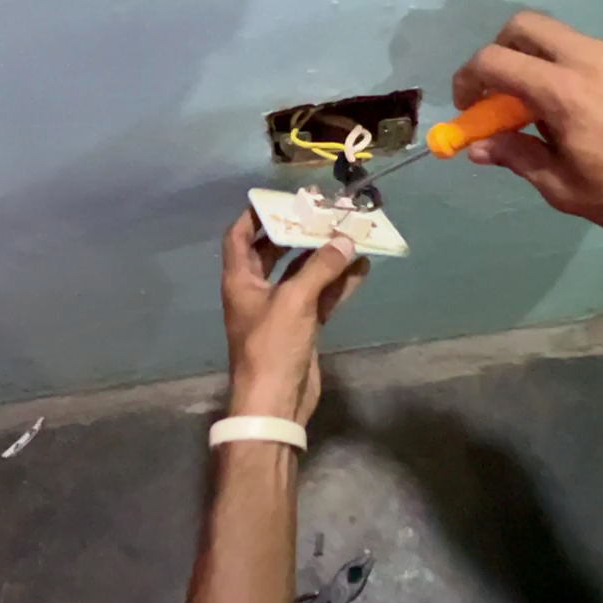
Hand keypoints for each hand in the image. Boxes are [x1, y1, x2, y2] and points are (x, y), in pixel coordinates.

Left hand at [219, 210, 369, 424]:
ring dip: (325, 257)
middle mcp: (258, 290)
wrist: (275, 403)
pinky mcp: (302, 326)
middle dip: (298, 233)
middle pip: (275, 252)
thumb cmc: (271, 345)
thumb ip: (320, 268)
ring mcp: (281, 309)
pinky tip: (362, 268)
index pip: (240, 237)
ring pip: (304, 273)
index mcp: (241, 280)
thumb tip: (344, 241)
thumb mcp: (294, 301)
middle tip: (324, 213)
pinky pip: (321, 296)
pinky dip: (338, 283)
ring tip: (351, 235)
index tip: (280, 200)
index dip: (255, 216)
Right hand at [452, 11, 602, 277]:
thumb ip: (517, 157)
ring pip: (572, 41)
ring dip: (548, 67)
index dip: (468, 79)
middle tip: (504, 94)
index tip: (469, 107)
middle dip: (502, 52)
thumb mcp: (564, 189)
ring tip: (563, 119)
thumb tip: (480, 146)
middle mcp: (597, 57)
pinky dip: (590, 78)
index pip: (494, 60)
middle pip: (527, 25)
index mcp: (565, 89)